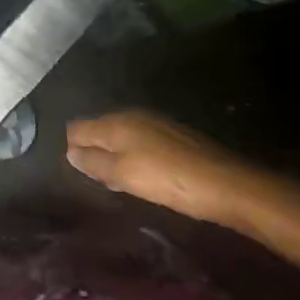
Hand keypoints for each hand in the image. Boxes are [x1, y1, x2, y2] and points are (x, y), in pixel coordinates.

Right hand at [65, 111, 270, 228]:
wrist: (229, 184)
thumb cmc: (169, 180)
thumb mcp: (124, 175)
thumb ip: (94, 162)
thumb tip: (70, 152)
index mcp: (115, 122)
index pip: (77, 128)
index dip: (70, 147)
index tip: (73, 170)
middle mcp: (132, 115)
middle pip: (98, 129)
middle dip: (92, 150)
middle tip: (95, 179)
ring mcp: (155, 122)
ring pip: (120, 135)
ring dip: (114, 153)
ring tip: (117, 180)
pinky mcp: (174, 135)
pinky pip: (140, 140)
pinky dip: (135, 154)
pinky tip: (144, 174)